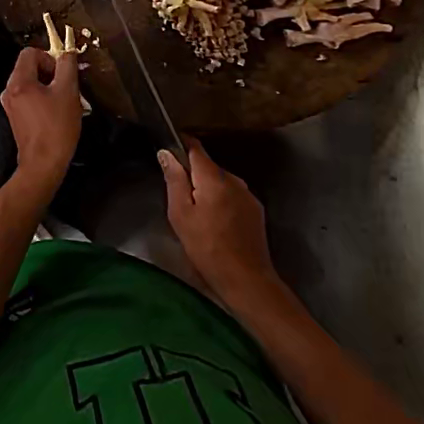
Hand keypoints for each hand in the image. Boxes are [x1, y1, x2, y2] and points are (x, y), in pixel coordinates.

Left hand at [0, 46, 81, 182]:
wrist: (43, 164)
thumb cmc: (57, 127)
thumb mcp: (68, 92)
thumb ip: (67, 67)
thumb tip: (67, 53)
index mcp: (18, 82)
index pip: (30, 52)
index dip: (49, 58)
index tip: (62, 75)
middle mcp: (9, 90)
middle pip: (28, 67)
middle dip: (50, 72)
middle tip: (66, 88)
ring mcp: (10, 104)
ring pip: (30, 82)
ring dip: (48, 86)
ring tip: (63, 102)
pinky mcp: (15, 116)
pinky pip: (28, 96)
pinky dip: (42, 98)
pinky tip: (55, 113)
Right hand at [160, 139, 278, 305]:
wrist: (246, 279)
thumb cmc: (206, 247)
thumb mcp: (180, 213)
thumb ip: (174, 180)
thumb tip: (167, 152)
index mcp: (214, 178)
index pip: (196, 148)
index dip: (180, 143)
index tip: (167, 146)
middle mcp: (234, 180)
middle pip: (208, 166)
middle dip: (192, 173)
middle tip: (176, 194)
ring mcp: (248, 196)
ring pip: (220, 182)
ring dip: (207, 188)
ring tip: (194, 212)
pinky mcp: (256, 211)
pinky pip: (232, 196)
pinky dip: (220, 201)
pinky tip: (214, 222)